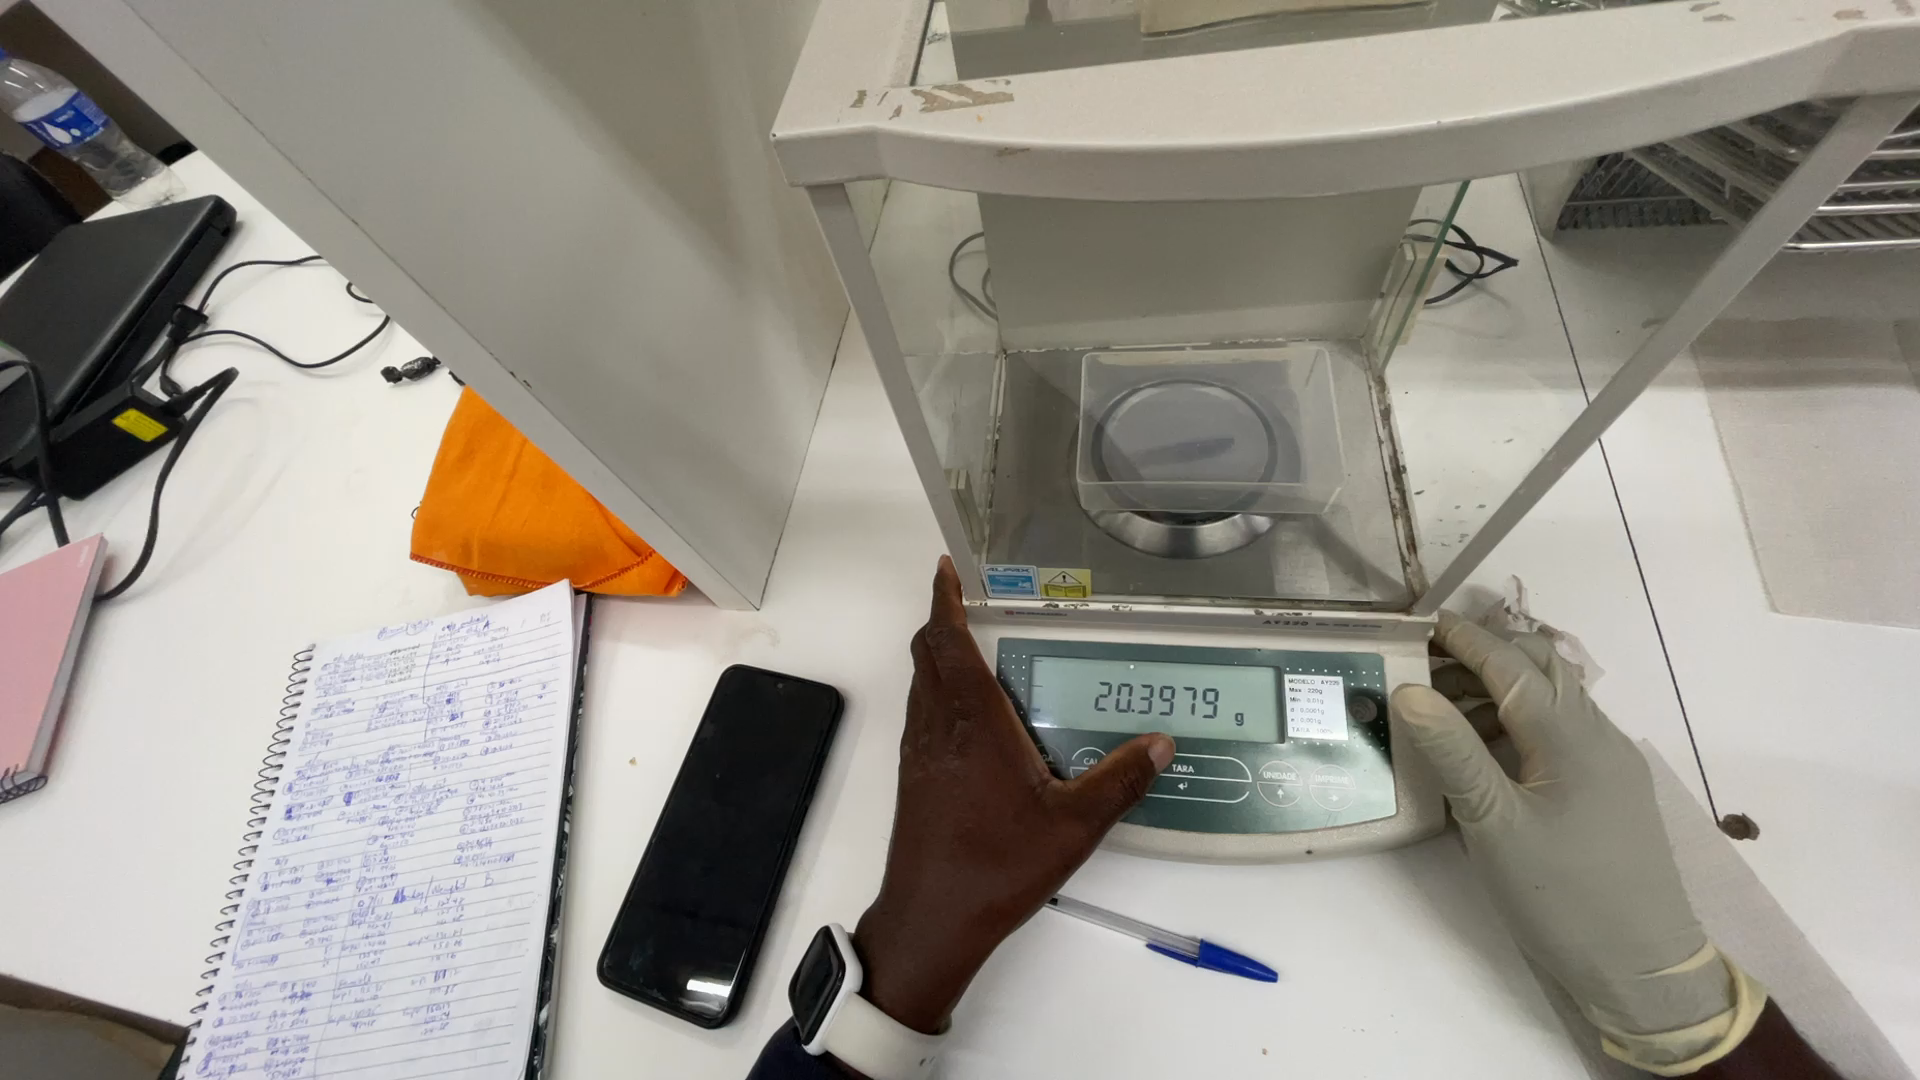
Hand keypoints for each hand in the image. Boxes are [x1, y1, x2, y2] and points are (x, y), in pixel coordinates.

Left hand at [852, 557, 1174, 1034]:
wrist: (932, 917)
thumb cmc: (998, 864)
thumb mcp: (1073, 826)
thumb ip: (1119, 781)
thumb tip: (1160, 743)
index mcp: (972, 721)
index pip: (947, 642)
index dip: (943, 601)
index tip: (946, 570)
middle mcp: (937, 725)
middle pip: (926, 654)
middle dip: (941, 621)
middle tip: (969, 602)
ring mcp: (918, 750)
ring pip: (920, 682)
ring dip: (937, 655)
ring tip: (972, 646)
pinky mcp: (912, 774)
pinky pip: (920, 711)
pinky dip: (935, 689)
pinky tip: (968, 714)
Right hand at [1391, 613, 1765, 1074]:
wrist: (1643, 974)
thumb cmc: (1560, 894)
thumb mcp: (1491, 821)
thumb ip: (1450, 749)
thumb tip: (1407, 688)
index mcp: (1573, 739)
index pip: (1513, 665)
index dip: (1464, 638)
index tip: (1416, 621)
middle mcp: (1596, 737)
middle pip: (1540, 668)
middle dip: (1481, 653)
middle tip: (1420, 662)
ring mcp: (1604, 763)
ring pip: (1546, 697)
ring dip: (1491, 686)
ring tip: (1433, 703)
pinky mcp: (1600, 788)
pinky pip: (1552, 730)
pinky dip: (1507, 718)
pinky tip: (1471, 743)